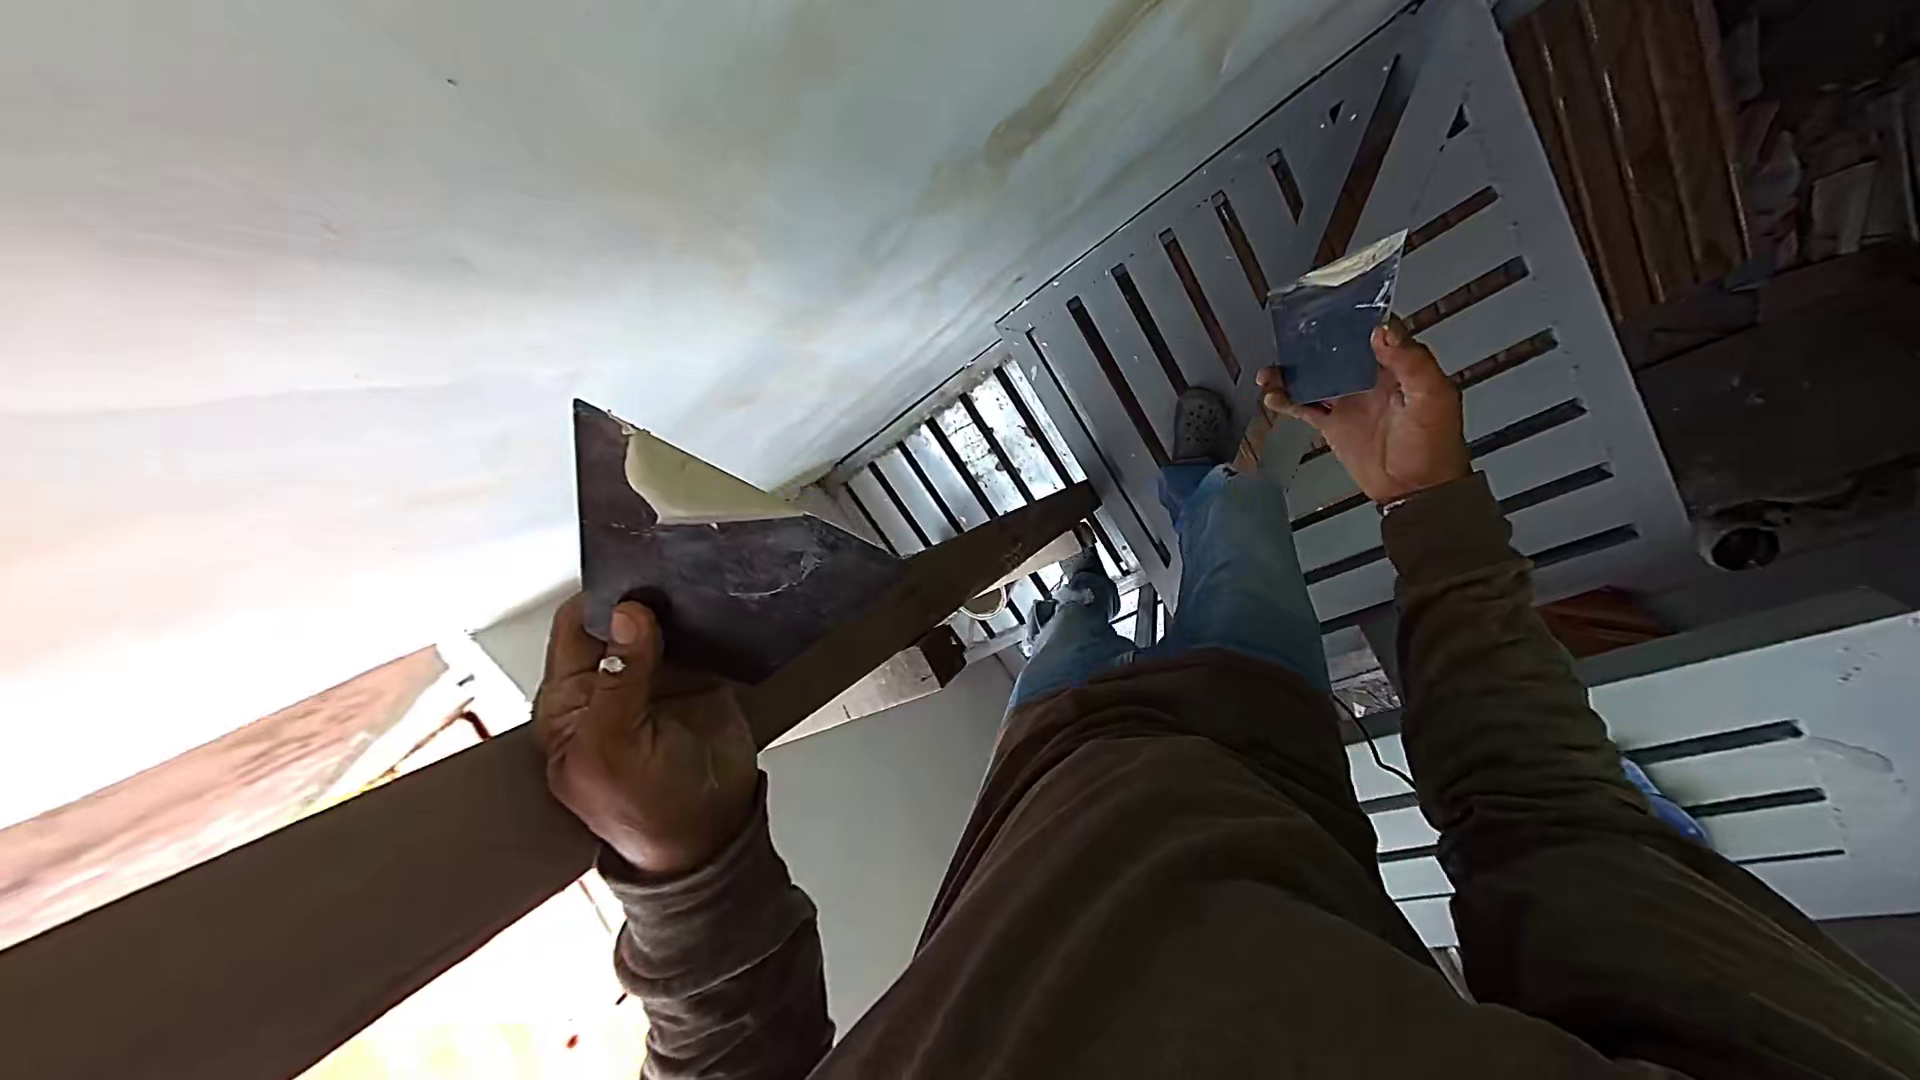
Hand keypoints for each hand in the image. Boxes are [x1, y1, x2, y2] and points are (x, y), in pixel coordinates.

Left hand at [533, 595, 758, 874]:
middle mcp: (614, 680)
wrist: (712, 829)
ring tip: (694, 601)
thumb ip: (619, 680)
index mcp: (573, 697)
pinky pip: (703, 635)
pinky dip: (709, 622)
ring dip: (679, 608)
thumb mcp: (614, 751)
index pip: (576, 627)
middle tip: (667, 591)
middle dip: (643, 600)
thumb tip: (627, 615)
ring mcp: (660, 676)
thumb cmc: (646, 811)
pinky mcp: (701, 675)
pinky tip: (716, 619)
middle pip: (623, 616)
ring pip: (665, 620)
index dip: (601, 601)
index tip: (632, 588)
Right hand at [1256, 318, 1470, 503]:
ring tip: (1271, 372)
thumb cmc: (1434, 445)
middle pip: (1335, 352)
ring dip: (1291, 373)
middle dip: (1312, 344)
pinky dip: (1286, 401)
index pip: (1375, 332)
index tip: (1332, 309)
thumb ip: (1412, 362)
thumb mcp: (1433, 397)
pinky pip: (1303, 407)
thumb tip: (1382, 331)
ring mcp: (1348, 401)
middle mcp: (1369, 380)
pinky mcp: (1332, 424)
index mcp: (1397, 367)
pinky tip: (1273, 396)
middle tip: (1291, 338)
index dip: (1354, 319)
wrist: (1414, 489)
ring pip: (1313, 378)